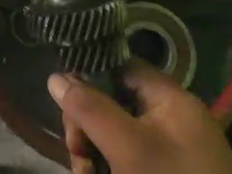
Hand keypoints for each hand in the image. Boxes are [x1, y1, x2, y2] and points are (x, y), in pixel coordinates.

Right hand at [48, 66, 231, 173]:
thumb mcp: (126, 147)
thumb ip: (89, 108)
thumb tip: (55, 78)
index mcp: (173, 100)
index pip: (120, 67)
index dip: (88, 80)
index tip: (68, 108)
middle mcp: (175, 120)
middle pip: (115, 104)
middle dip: (88, 128)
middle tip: (78, 157)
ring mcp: (176, 153)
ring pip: (119, 138)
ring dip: (95, 154)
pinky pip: (133, 161)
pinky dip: (112, 169)